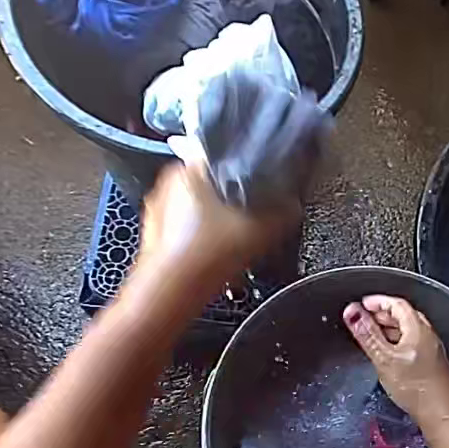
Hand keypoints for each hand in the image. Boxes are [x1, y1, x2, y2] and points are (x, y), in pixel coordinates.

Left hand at [136, 163, 293, 297]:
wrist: (174, 292)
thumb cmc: (208, 254)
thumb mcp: (260, 231)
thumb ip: (282, 214)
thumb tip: (294, 207)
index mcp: (188, 169)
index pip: (222, 155)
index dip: (244, 171)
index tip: (257, 187)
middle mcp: (167, 184)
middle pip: (209, 185)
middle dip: (229, 202)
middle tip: (248, 222)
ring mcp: (157, 212)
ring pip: (195, 210)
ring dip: (214, 224)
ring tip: (232, 244)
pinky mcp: (154, 238)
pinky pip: (183, 233)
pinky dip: (199, 242)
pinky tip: (214, 259)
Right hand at [343, 295, 448, 428]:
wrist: (440, 413)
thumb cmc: (416, 388)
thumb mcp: (384, 359)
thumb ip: (367, 335)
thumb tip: (352, 313)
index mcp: (418, 329)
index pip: (397, 304)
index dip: (378, 301)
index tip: (362, 304)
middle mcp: (427, 335)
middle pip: (403, 315)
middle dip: (382, 314)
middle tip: (363, 318)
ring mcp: (431, 349)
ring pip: (407, 330)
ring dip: (389, 328)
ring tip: (371, 335)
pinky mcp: (431, 362)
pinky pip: (412, 343)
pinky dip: (396, 341)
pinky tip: (388, 353)